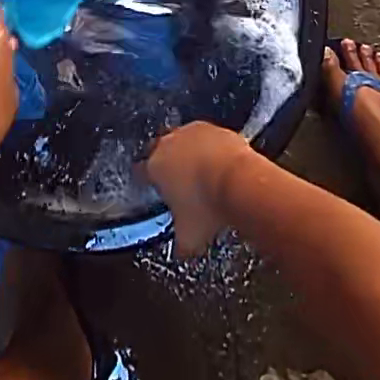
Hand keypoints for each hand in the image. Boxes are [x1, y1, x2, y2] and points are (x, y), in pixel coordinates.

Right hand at [144, 122, 253, 254]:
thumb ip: (180, 244)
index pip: (142, 171)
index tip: (155, 188)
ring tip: (204, 174)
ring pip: (185, 141)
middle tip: (181, 183)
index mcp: (154, 166)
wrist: (237, 182)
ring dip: (191, 153)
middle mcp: (169, 143)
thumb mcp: (189, 237)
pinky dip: (212, 149)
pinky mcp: (215, 127)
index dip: (149, 181)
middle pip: (162, 151)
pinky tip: (222, 165)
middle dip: (170, 164)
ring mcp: (192, 132)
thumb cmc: (208, 204)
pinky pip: (208, 137)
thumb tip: (181, 252)